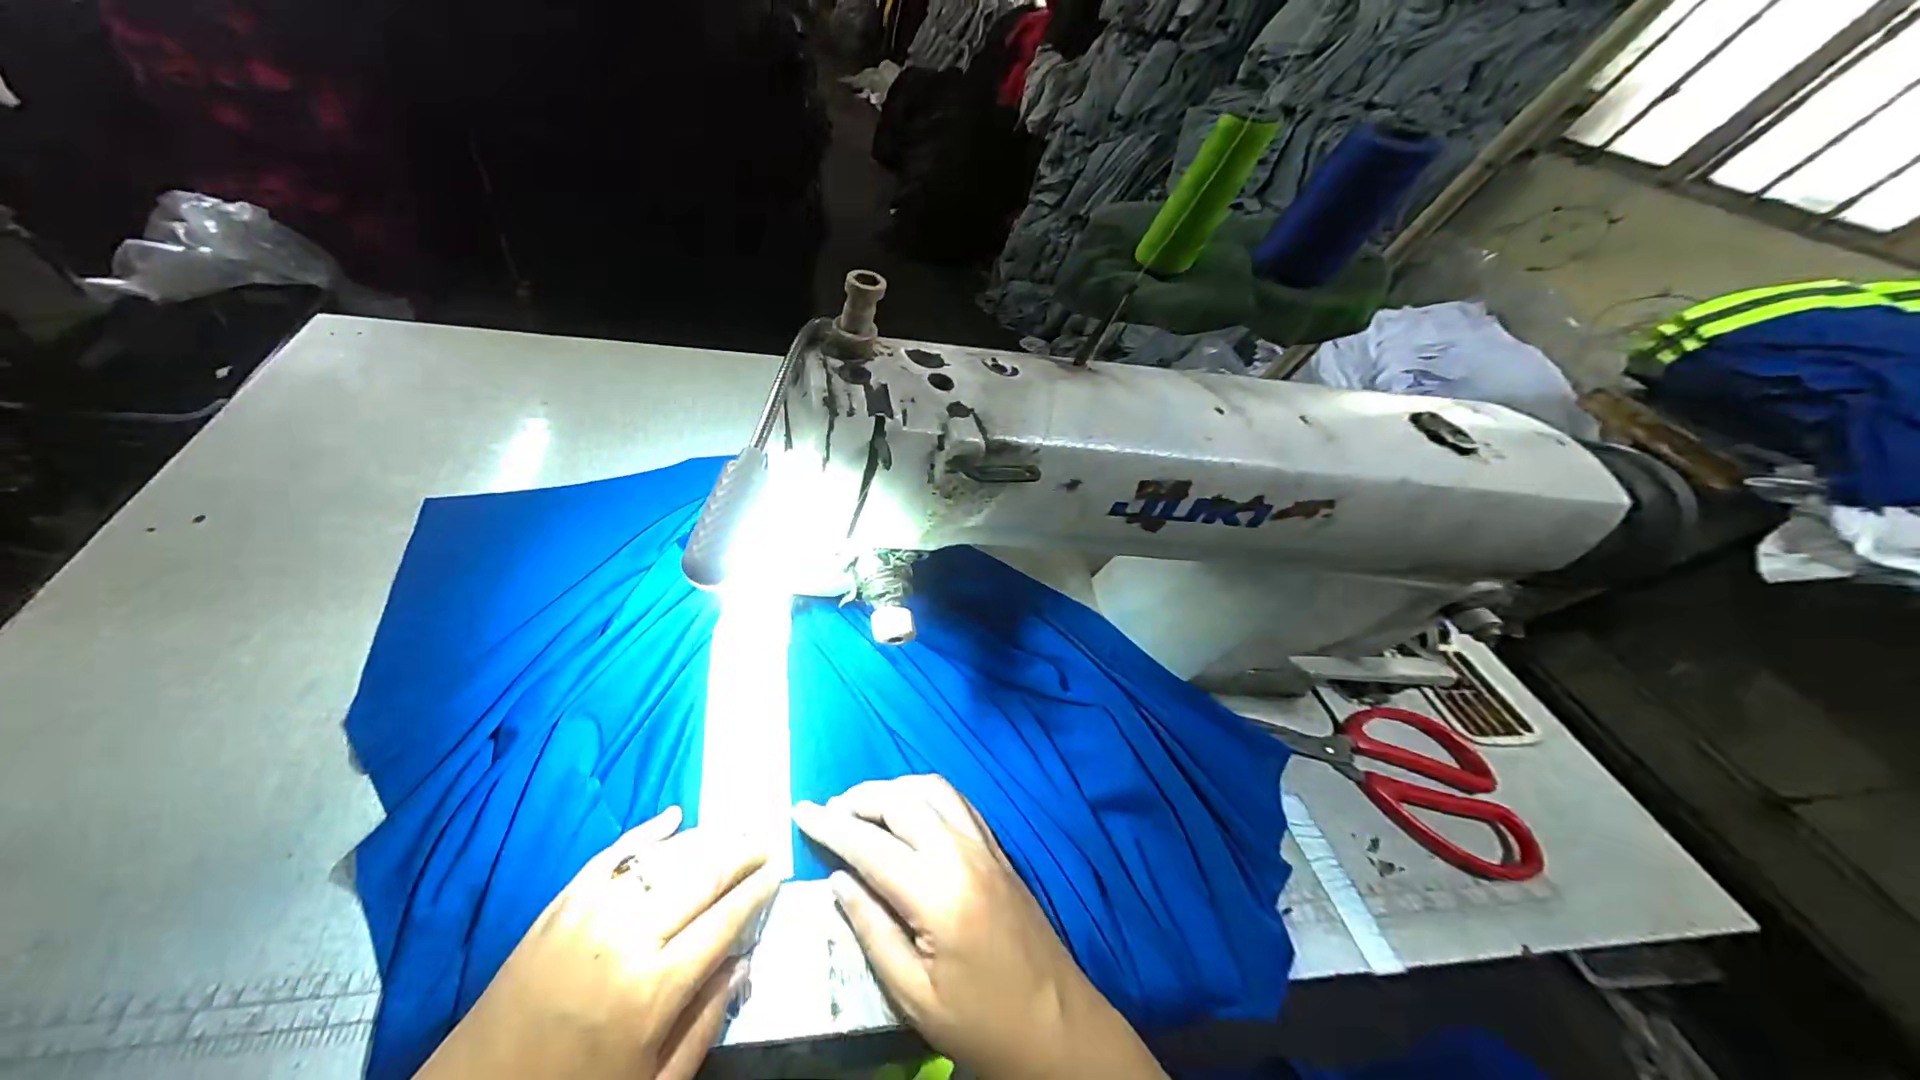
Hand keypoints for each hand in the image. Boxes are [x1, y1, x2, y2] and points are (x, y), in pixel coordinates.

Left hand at [414, 806, 778, 1079]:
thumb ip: (705, 1024)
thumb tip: (744, 963)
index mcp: (654, 989)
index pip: (725, 920)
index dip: (757, 892)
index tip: (778, 872)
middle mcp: (627, 939)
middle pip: (702, 878)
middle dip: (741, 855)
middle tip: (765, 841)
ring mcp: (589, 914)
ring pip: (664, 859)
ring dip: (705, 839)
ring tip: (733, 830)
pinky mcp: (559, 905)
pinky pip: (612, 856)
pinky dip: (646, 833)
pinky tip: (673, 817)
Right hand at [793, 776, 1166, 1079]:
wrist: (1058, 1026)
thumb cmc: (981, 1022)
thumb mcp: (914, 994)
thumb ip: (872, 931)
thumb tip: (839, 881)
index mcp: (938, 894)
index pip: (871, 845)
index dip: (830, 826)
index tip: (799, 811)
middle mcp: (963, 854)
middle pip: (903, 802)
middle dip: (860, 798)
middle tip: (829, 812)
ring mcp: (986, 847)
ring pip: (934, 790)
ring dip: (894, 790)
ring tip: (864, 809)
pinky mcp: (999, 851)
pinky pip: (958, 802)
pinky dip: (926, 795)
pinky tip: (910, 813)